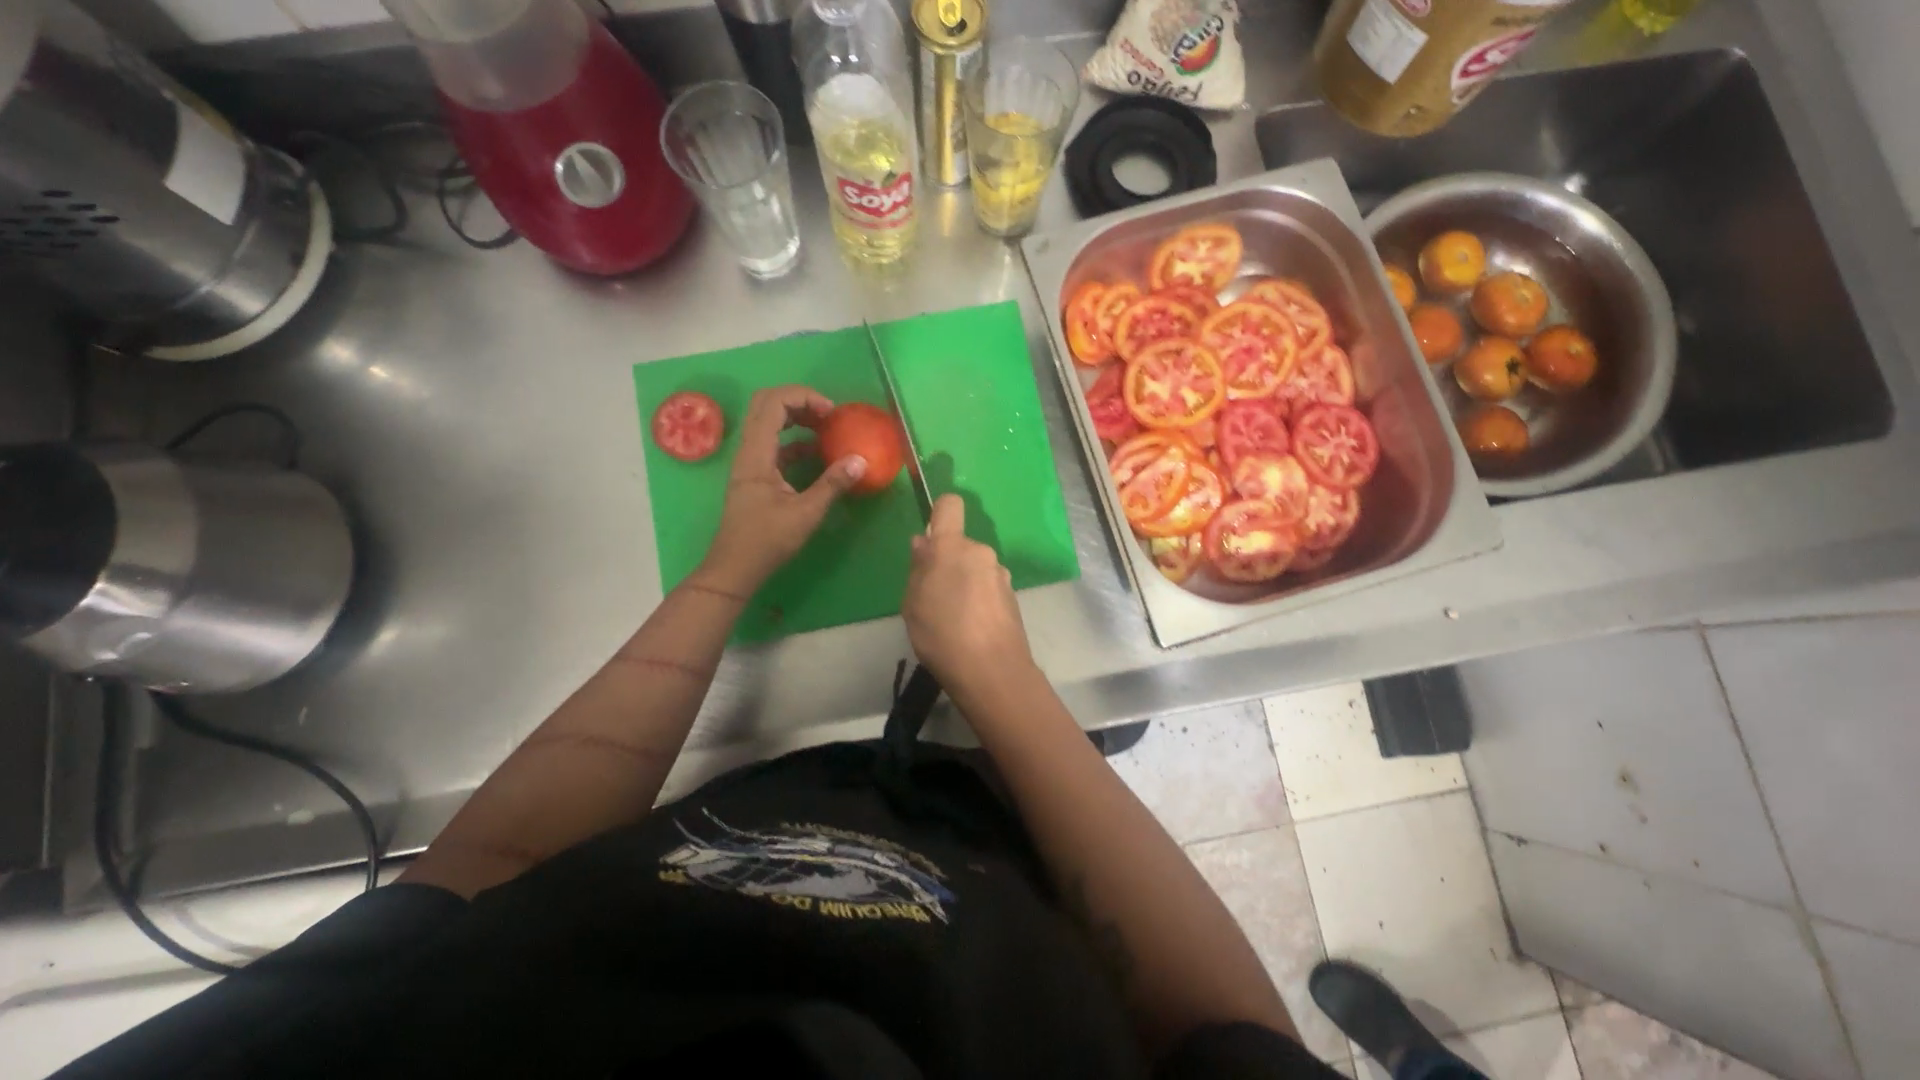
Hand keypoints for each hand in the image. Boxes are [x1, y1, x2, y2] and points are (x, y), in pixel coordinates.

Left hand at [698, 386, 865, 593]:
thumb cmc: (767, 541)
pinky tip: (817, 456)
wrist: (735, 568)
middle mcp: (748, 451)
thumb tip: (860, 460)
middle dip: (799, 402)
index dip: (804, 397)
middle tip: (827, 416)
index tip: (831, 413)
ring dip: (797, 420)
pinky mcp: (754, 476)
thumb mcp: (806, 513)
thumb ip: (833, 484)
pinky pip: (773, 446)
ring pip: (768, 424)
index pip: (773, 403)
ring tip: (826, 431)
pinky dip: (794, 442)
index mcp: (756, 454)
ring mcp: (749, 463)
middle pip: (767, 405)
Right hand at [904, 494, 1034, 695]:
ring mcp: (1001, 575)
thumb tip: (923, 544)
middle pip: (961, 546)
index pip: (949, 505)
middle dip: (948, 563)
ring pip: (975, 569)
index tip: (930, 538)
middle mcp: (981, 553)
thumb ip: (919, 569)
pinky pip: (987, 589)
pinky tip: (971, 630)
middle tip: (933, 598)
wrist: (992, 671)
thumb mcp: (913, 603)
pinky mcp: (1012, 598)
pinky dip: (978, 602)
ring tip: (952, 620)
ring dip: (964, 584)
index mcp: (952, 547)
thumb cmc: (941, 633)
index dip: (939, 513)